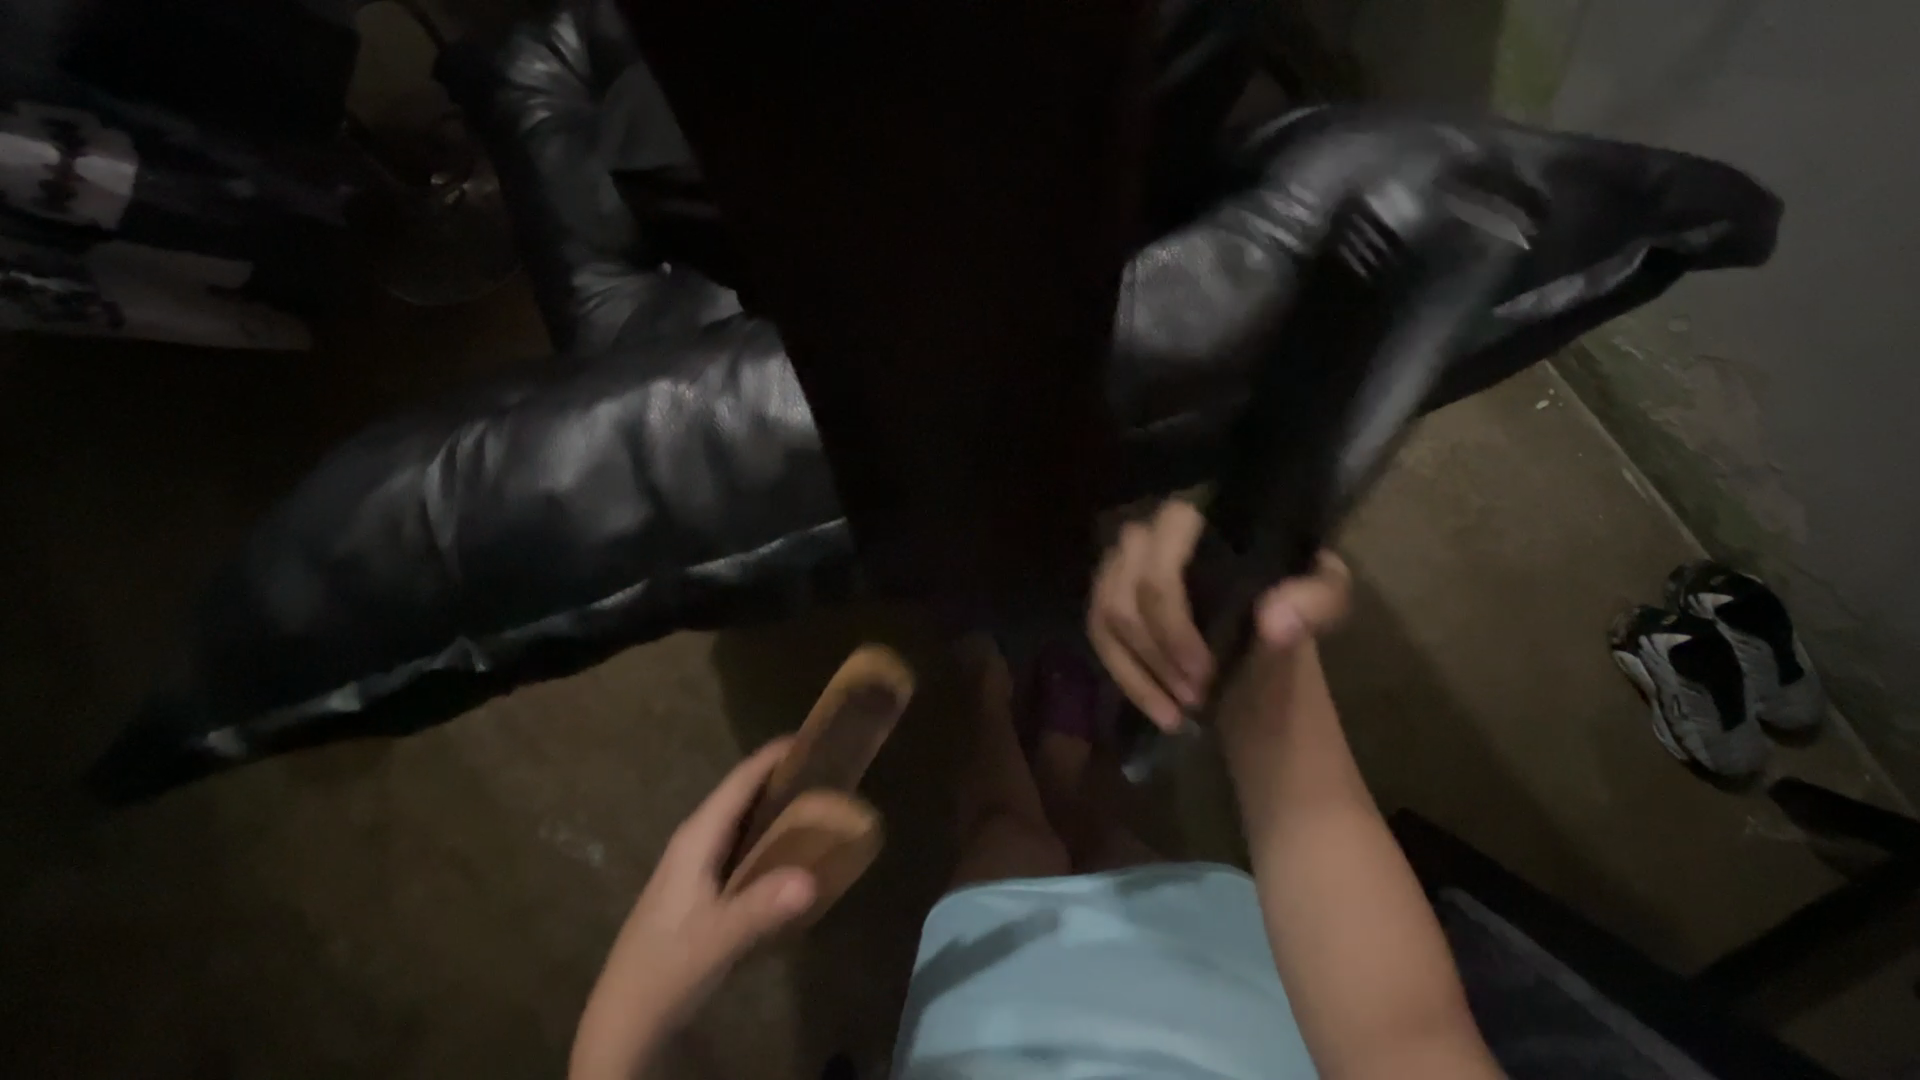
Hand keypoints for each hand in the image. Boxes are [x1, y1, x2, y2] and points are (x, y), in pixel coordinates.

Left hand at [571, 739, 815, 1078]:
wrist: (626, 1018)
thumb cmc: (667, 967)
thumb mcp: (717, 938)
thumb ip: (761, 907)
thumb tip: (812, 878)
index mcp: (696, 838)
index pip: (739, 781)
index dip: (773, 756)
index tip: (814, 739)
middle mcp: (695, 842)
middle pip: (742, 796)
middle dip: (782, 779)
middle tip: (831, 772)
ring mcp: (696, 866)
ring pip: (742, 822)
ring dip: (777, 809)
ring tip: (822, 803)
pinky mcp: (702, 889)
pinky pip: (742, 847)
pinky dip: (769, 839)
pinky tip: (794, 852)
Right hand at [1088, 499, 1350, 731]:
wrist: (1263, 657)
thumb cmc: (1290, 615)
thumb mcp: (1324, 604)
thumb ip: (1317, 601)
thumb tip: (1272, 624)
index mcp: (1205, 518)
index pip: (1165, 536)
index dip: (1173, 606)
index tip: (1205, 667)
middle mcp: (1154, 531)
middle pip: (1128, 585)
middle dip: (1160, 648)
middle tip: (1197, 694)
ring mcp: (1123, 564)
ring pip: (1107, 612)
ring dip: (1141, 668)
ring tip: (1182, 709)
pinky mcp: (1107, 600)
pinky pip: (1097, 633)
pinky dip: (1126, 677)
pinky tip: (1159, 712)